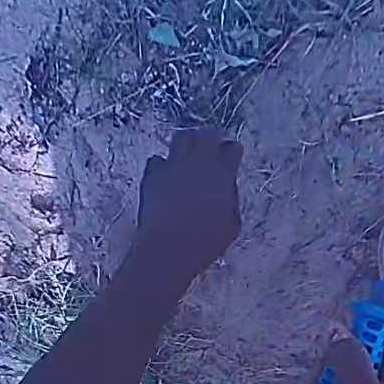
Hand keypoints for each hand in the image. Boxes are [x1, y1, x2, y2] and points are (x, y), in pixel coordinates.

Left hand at [134, 126, 241, 276]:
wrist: (170, 247)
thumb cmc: (205, 241)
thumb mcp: (231, 223)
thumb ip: (230, 199)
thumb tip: (226, 192)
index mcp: (223, 173)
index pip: (231, 150)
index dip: (232, 151)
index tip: (232, 154)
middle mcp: (198, 163)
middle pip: (205, 136)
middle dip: (210, 138)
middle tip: (211, 143)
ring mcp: (173, 166)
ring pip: (181, 139)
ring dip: (187, 142)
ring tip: (188, 150)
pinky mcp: (152, 176)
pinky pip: (157, 160)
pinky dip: (162, 164)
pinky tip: (165, 172)